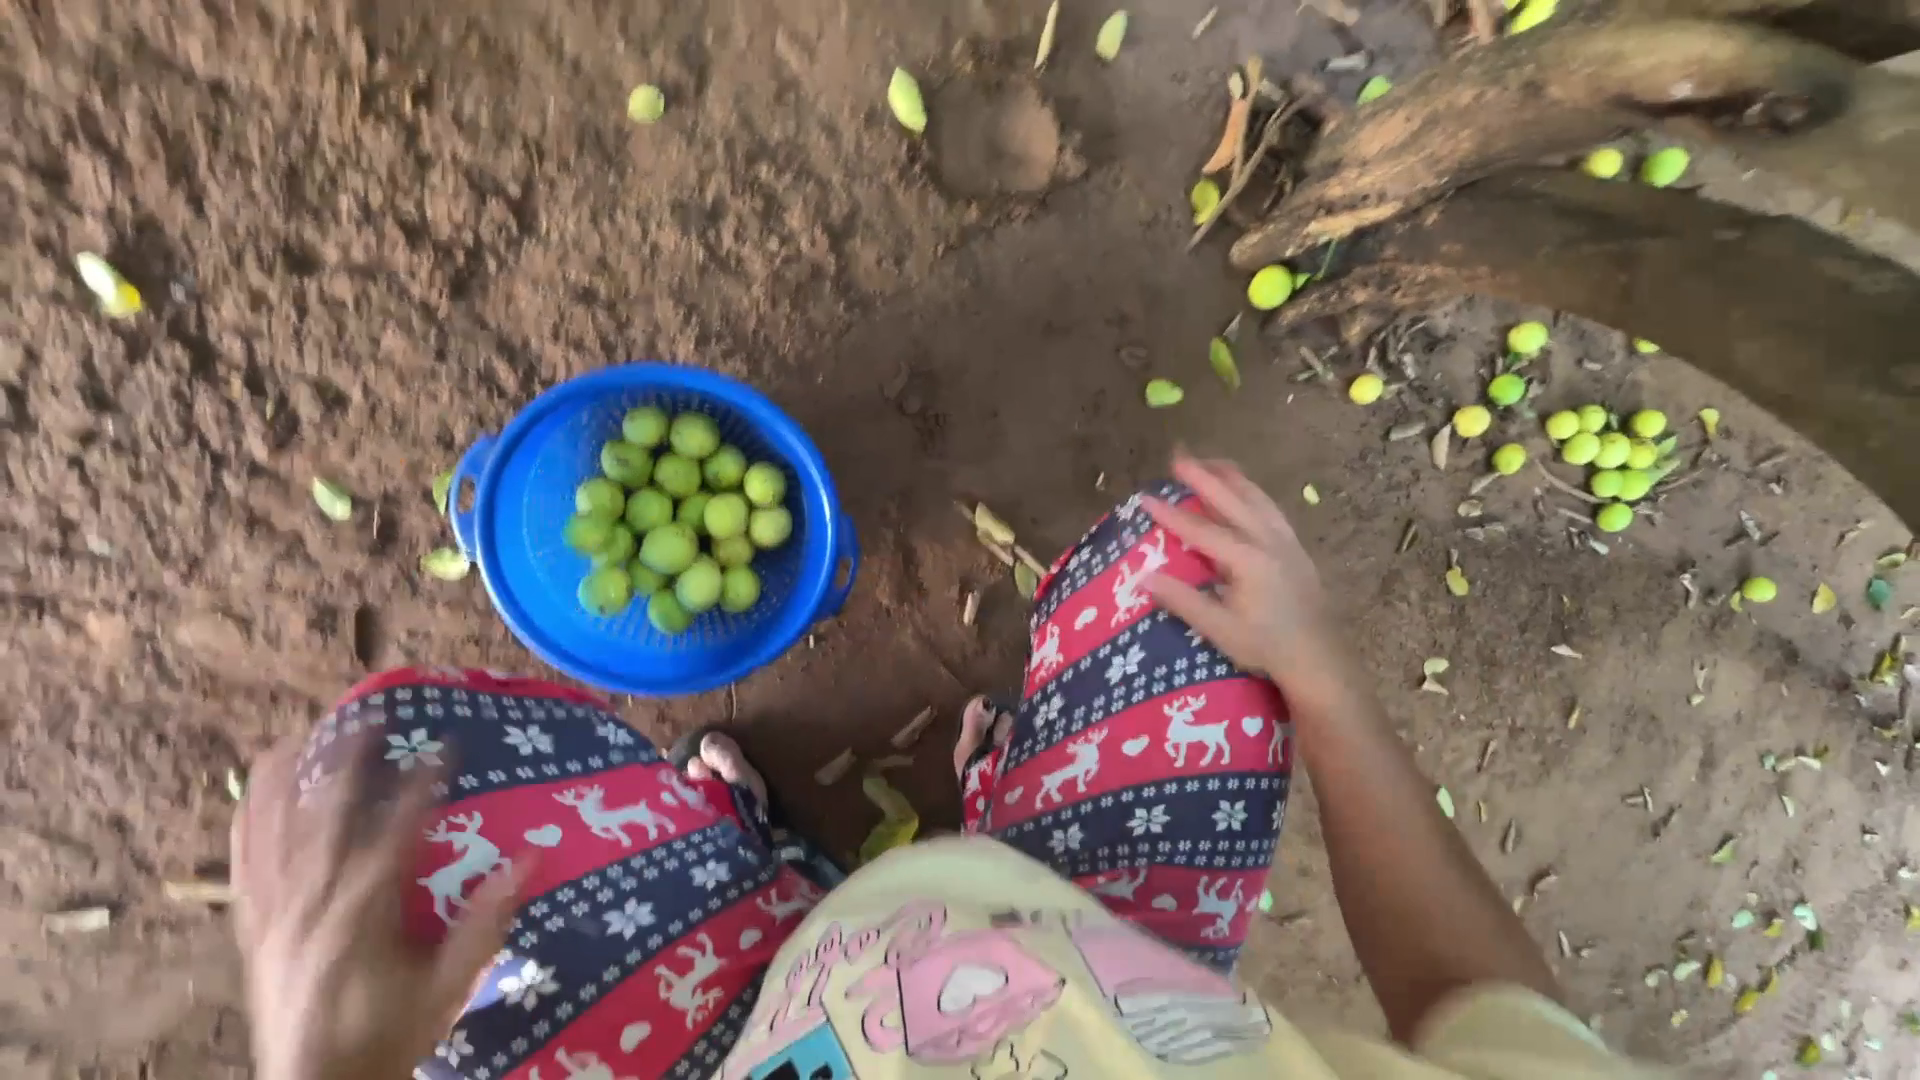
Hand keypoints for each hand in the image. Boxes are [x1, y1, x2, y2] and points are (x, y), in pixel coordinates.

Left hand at [233, 734, 527, 1079]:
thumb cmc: (392, 1033)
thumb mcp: (451, 983)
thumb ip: (487, 920)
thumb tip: (533, 857)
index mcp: (364, 916)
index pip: (396, 832)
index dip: (421, 785)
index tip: (445, 746)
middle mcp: (312, 905)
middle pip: (327, 819)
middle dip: (348, 763)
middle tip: (368, 718)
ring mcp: (275, 916)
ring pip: (274, 834)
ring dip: (288, 781)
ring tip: (300, 735)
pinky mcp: (254, 928)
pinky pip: (245, 865)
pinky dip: (249, 823)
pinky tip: (255, 794)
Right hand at [1144, 454, 1350, 702]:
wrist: (1319, 659)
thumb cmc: (1266, 646)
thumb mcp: (1219, 629)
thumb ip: (1182, 600)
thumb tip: (1143, 577)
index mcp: (1247, 559)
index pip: (1201, 529)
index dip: (1171, 514)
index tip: (1146, 497)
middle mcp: (1268, 541)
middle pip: (1231, 500)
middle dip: (1203, 477)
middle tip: (1178, 456)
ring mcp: (1286, 542)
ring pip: (1256, 498)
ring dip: (1231, 477)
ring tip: (1211, 462)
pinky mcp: (1296, 549)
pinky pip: (1271, 508)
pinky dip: (1253, 493)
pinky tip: (1246, 492)